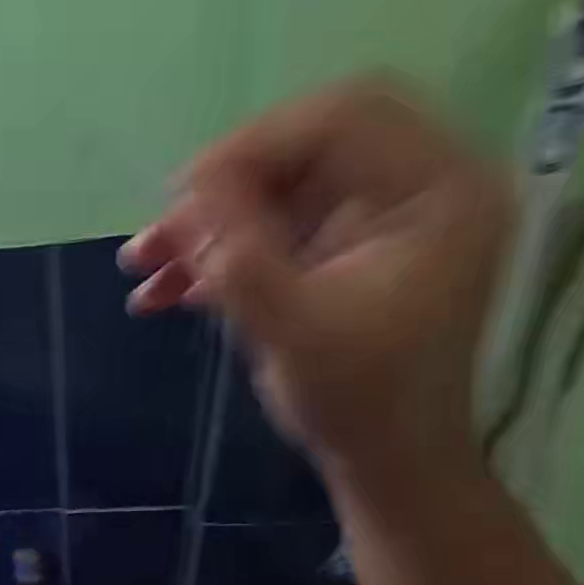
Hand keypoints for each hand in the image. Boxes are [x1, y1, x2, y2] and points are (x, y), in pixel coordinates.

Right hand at [120, 77, 511, 473]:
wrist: (387, 464)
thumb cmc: (360, 408)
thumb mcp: (297, 335)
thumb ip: (243, 260)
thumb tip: (189, 196)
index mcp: (440, 190)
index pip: (342, 120)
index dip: (252, 149)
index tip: (180, 199)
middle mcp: (415, 188)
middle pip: (301, 151)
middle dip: (220, 194)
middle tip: (158, 236)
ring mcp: (375, 221)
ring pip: (276, 194)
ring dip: (207, 230)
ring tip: (143, 270)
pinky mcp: (342, 252)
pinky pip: (274, 232)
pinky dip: (222, 257)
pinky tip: (169, 291)